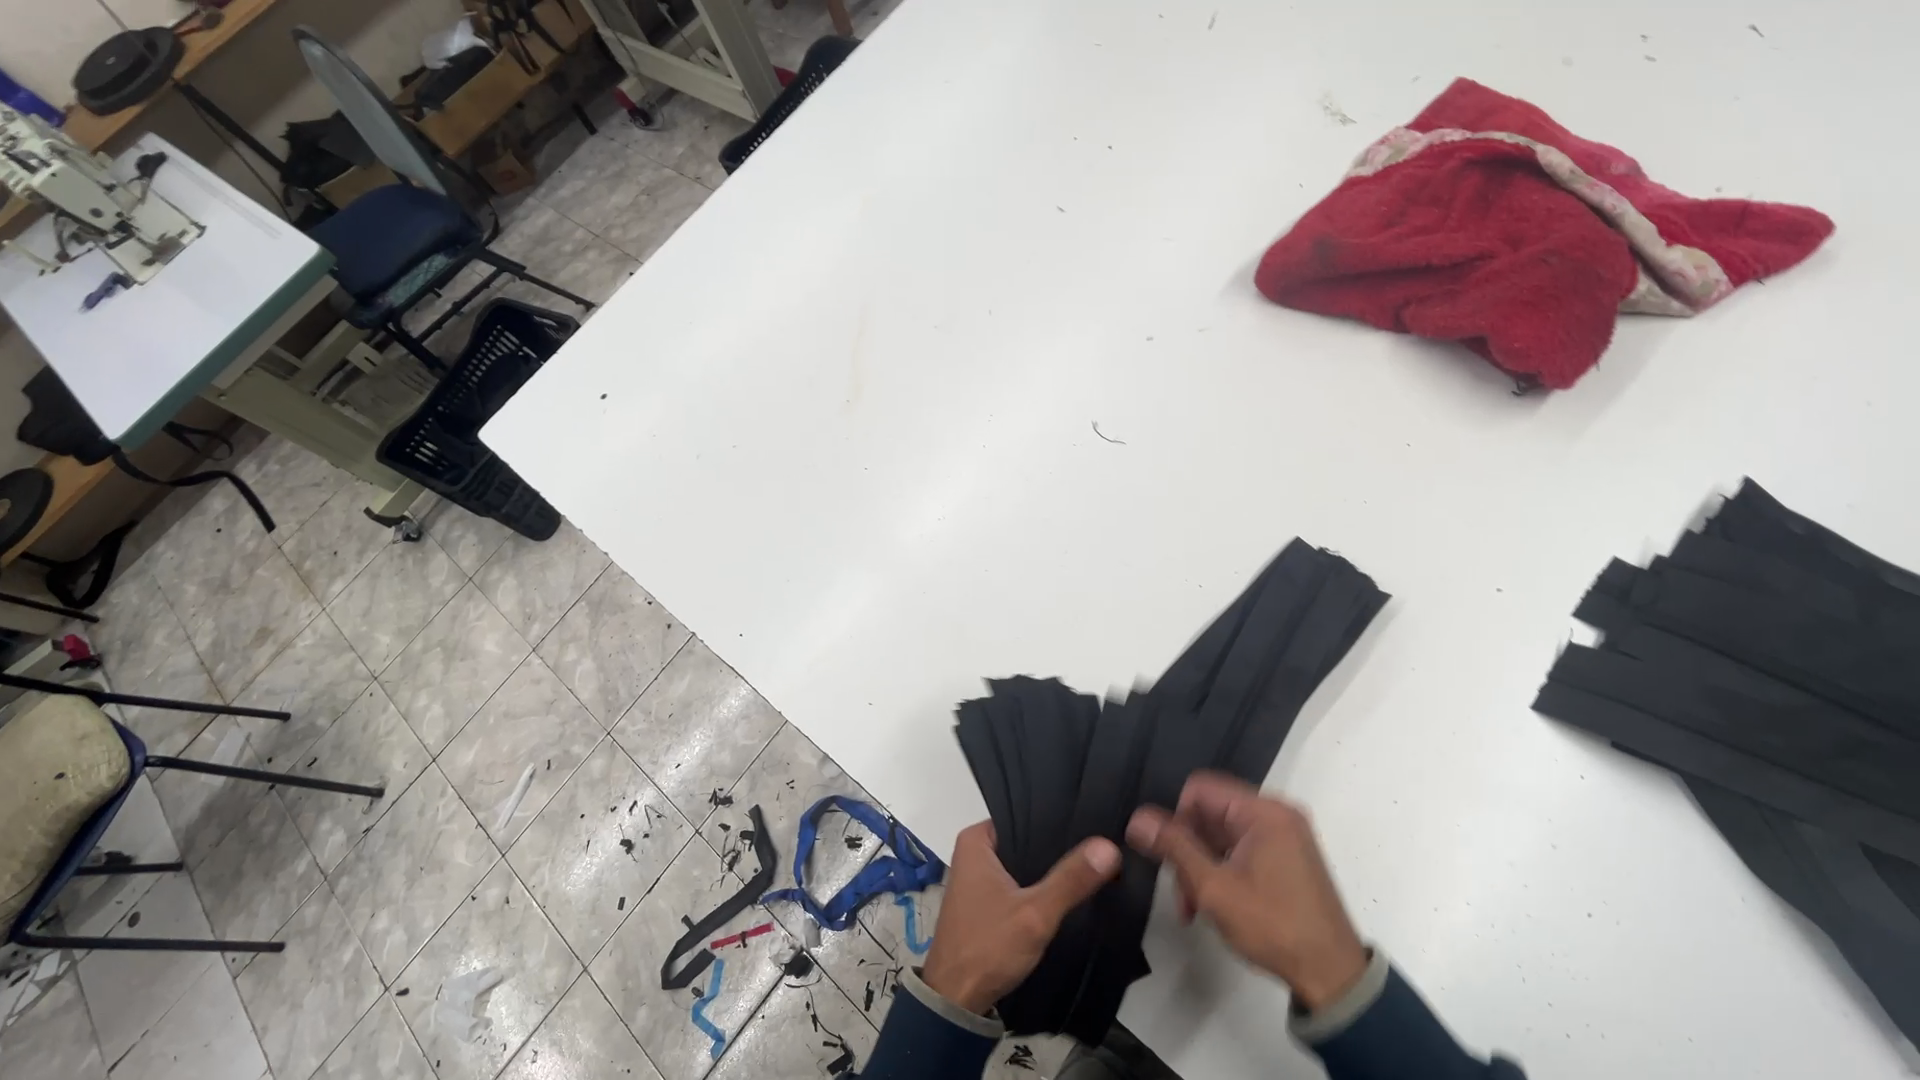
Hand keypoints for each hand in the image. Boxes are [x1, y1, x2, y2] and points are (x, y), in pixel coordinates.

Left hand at [920, 821, 1121, 1013]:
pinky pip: (1021, 881)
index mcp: (976, 840)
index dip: (1059, 818)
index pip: (1026, 815)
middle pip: (1027, 839)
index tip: (1095, 819)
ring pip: (1026, 862)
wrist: (957, 1001)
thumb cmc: (988, 948)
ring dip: (1051, 867)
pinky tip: (1071, 887)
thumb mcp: (1035, 913)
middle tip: (1102, 841)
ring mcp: (980, 877)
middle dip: (1059, 844)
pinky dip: (1041, 885)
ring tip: (1095, 860)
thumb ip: (1071, 879)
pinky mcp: (989, 900)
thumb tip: (1108, 846)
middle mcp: (974, 852)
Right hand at [1126, 771, 1366, 1010]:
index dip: (1175, 818)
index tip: (1168, 858)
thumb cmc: (1272, 926)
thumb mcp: (1213, 887)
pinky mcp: (1288, 856)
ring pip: (1222, 833)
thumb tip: (1137, 818)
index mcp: (1264, 811)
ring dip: (1201, 864)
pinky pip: (1241, 847)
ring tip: (1194, 908)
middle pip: (1211, 812)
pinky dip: (1222, 869)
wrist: (1331, 975)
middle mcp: (1277, 813)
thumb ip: (1174, 847)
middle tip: (1180, 891)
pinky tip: (1213, 902)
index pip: (1200, 789)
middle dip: (1187, 848)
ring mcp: (1285, 835)